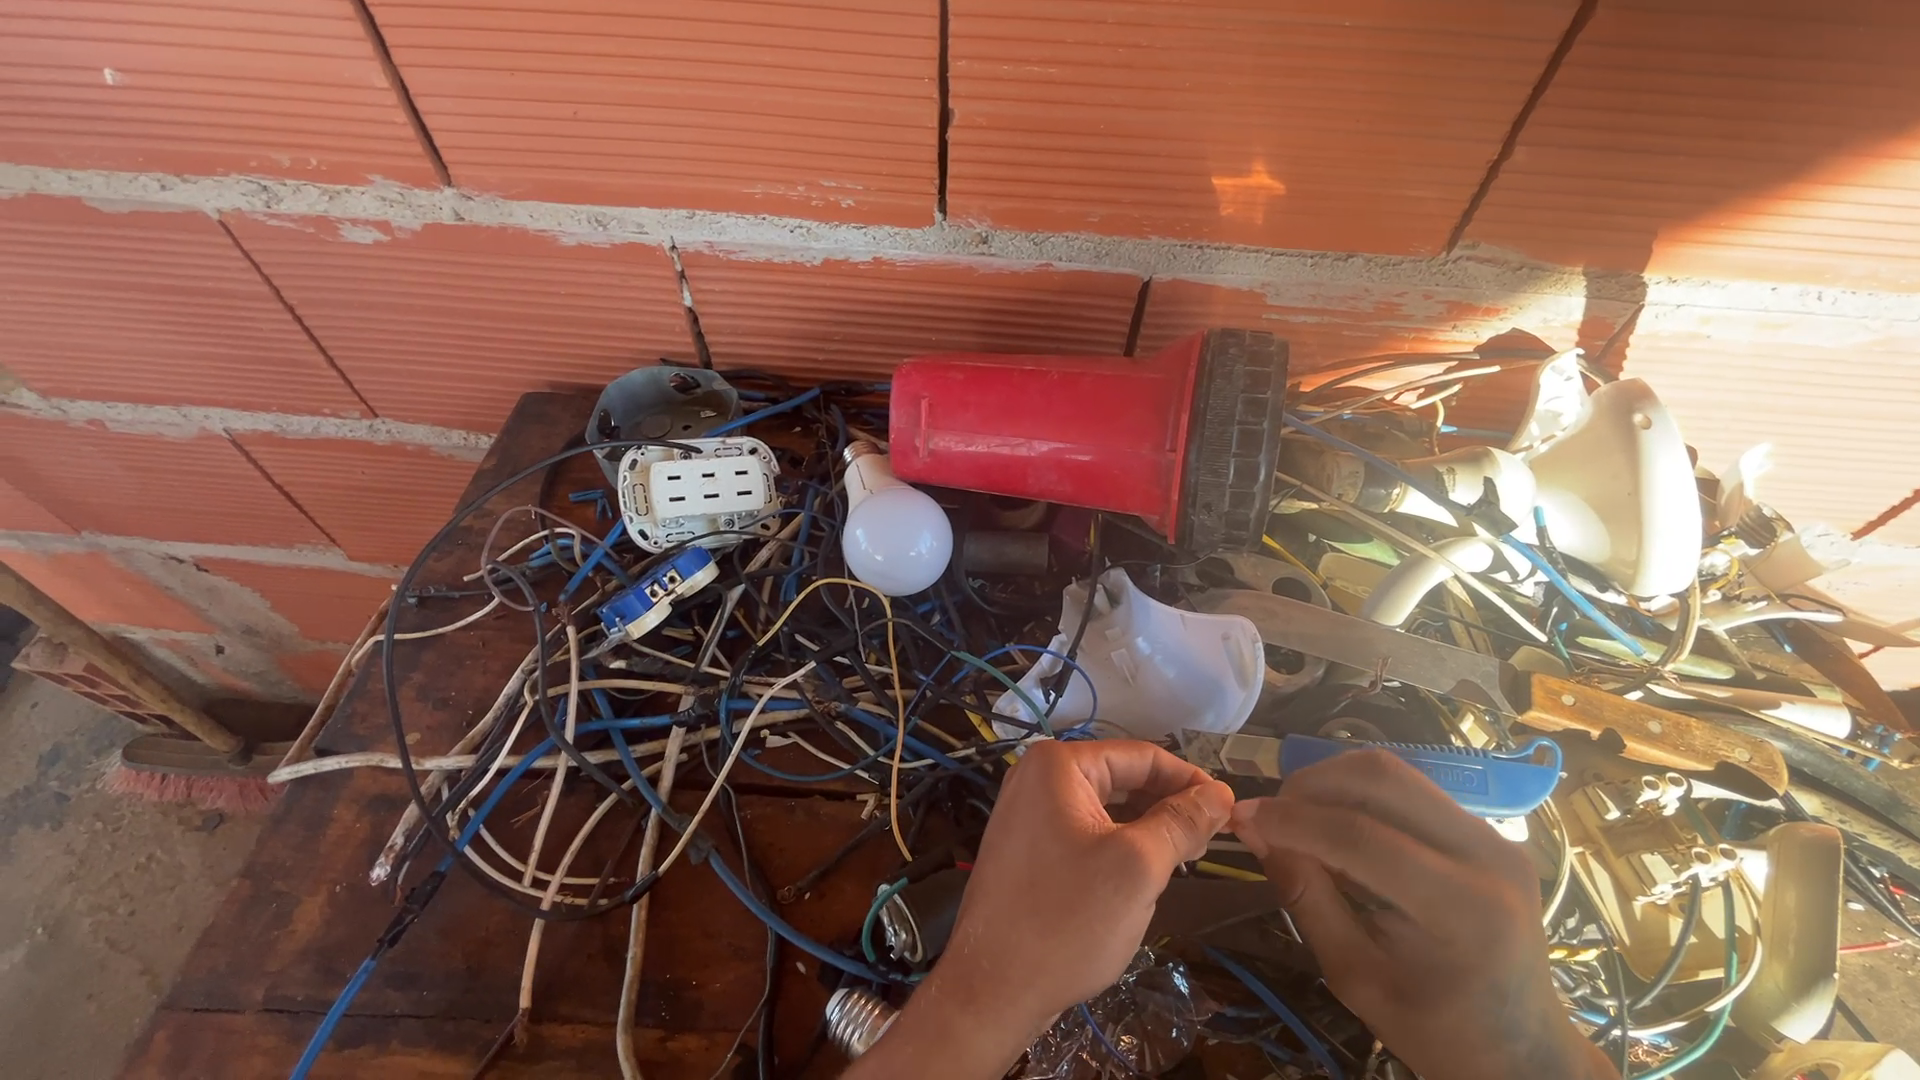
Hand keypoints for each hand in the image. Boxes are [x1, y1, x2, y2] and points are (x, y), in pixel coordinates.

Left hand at [844, 739, 1233, 1078]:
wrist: (992, 988)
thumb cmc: (1067, 920)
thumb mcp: (1137, 867)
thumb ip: (1181, 822)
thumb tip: (1220, 793)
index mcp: (1058, 765)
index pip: (1141, 757)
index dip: (1190, 780)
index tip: (1230, 811)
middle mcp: (1035, 777)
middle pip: (1121, 778)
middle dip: (1168, 805)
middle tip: (1210, 841)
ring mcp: (1025, 812)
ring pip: (1104, 807)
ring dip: (1145, 827)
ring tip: (1184, 858)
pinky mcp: (1025, 847)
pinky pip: (1083, 831)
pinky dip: (1117, 844)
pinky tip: (1142, 873)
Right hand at [1230, 748, 1617, 1079]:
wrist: (1523, 1051)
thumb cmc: (1434, 1029)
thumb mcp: (1353, 974)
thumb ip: (1304, 895)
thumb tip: (1253, 830)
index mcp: (1461, 908)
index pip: (1358, 836)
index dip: (1290, 819)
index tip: (1241, 817)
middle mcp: (1487, 855)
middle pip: (1380, 778)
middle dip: (1310, 784)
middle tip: (1272, 812)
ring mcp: (1495, 837)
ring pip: (1393, 772)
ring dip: (1332, 781)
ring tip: (1298, 815)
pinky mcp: (1488, 831)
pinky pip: (1410, 789)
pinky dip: (1359, 793)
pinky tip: (1335, 823)